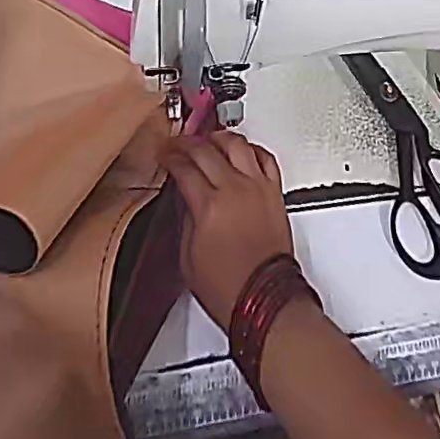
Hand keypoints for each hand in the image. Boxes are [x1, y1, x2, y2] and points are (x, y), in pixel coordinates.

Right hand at [163, 131, 292, 328]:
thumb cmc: (229, 288)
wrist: (264, 300)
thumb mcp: (188, 257)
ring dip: (219, 138)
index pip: (184, 167)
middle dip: (187, 143)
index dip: (170, 157)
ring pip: (237, 144)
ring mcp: (257, 188)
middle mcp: (235, 190)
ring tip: (209, 140)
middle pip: (206, 150)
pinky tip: (243, 150)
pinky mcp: (274, 192)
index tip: (164, 155)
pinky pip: (265, 158)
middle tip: (178, 145)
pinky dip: (252, 148)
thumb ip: (185, 219)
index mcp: (209, 207)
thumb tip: (184, 197)